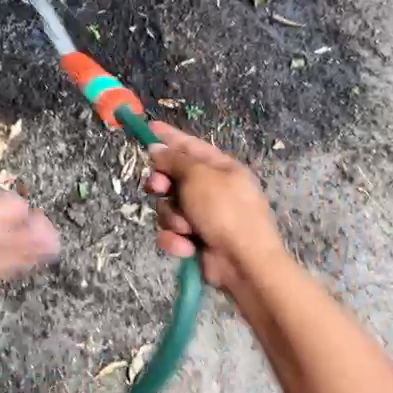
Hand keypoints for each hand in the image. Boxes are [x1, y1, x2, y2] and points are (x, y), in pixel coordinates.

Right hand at [143, 122, 287, 290]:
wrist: (245, 265)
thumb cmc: (225, 212)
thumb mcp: (198, 176)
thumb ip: (174, 160)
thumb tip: (156, 149)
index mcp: (222, 169)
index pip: (190, 145)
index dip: (168, 136)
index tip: (148, 127)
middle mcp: (213, 190)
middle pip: (172, 177)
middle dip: (162, 184)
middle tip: (158, 188)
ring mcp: (204, 216)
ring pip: (167, 206)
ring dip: (171, 217)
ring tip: (185, 228)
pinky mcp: (195, 239)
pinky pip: (171, 231)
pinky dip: (175, 239)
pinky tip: (186, 246)